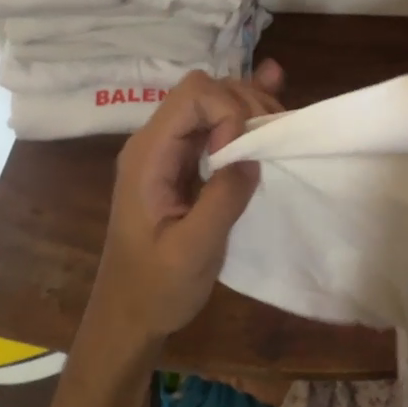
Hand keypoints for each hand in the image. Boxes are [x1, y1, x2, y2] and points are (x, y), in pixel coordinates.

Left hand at [89, 62, 284, 342]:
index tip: (244, 154)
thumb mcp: (191, 251)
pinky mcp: (185, 163)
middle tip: (273, 141)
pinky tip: (275, 92)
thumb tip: (253, 155)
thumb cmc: (155, 288)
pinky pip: (214, 124)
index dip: (228, 111)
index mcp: (148, 156)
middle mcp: (155, 143)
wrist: (130, 316)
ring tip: (277, 134)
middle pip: (205, 90)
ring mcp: (170, 151)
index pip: (193, 95)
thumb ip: (221, 200)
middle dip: (245, 104)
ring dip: (250, 110)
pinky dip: (245, 114)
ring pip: (213, 102)